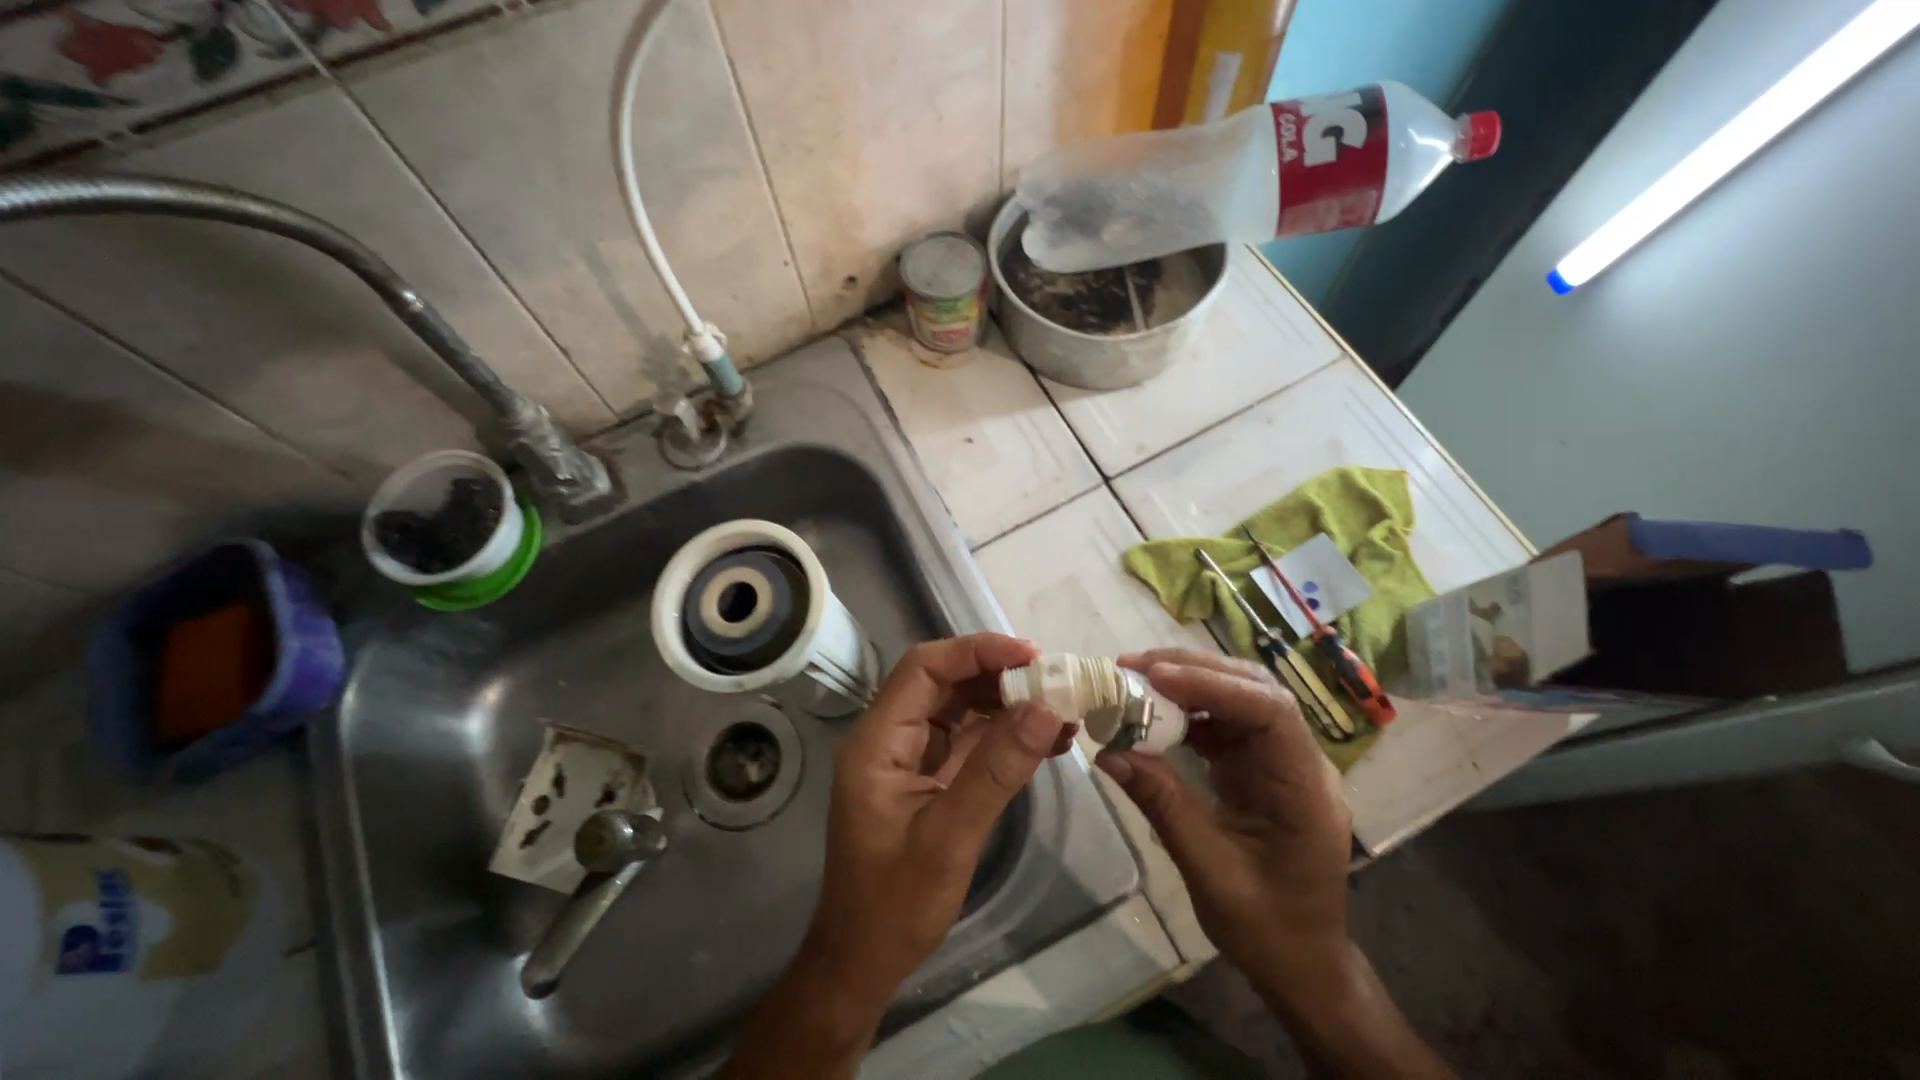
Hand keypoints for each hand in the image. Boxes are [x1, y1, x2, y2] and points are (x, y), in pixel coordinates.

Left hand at [722, 633, 1072, 1078]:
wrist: (863, 960)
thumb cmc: (895, 904)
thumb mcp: (950, 838)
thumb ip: (997, 771)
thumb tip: (1046, 709)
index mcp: (879, 741)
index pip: (924, 668)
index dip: (976, 651)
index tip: (1032, 656)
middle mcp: (892, 739)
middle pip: (945, 684)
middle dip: (1000, 676)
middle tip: (1058, 684)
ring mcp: (910, 760)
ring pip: (961, 711)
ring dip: (1009, 706)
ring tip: (1063, 712)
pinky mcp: (930, 782)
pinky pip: (969, 744)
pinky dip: (1006, 738)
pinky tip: (1048, 742)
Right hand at [1096, 648, 1453, 1078]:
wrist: (1302, 964)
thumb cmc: (1268, 929)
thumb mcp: (1210, 872)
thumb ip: (1165, 806)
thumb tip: (1110, 753)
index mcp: (1305, 789)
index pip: (1270, 711)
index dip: (1213, 686)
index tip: (1155, 678)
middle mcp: (1300, 764)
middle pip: (1255, 692)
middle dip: (1195, 671)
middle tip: (1132, 666)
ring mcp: (1280, 764)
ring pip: (1239, 701)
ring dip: (1188, 685)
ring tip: (1133, 680)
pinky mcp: (1259, 771)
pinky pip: (1224, 727)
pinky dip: (1186, 714)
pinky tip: (1152, 714)